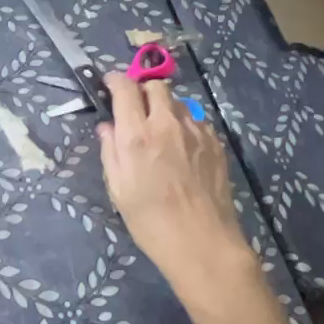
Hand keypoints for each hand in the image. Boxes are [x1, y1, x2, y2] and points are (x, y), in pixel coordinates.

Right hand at [97, 74, 256, 300]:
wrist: (202, 243)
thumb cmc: (150, 221)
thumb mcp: (118, 189)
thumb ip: (110, 151)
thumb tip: (107, 127)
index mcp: (137, 135)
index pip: (125, 88)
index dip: (114, 81)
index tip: (109, 85)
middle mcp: (167, 124)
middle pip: (156, 86)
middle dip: (143, 90)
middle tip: (136, 109)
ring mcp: (195, 131)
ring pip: (178, 102)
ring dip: (165, 108)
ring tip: (160, 131)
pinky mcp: (215, 142)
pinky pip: (196, 121)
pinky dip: (184, 125)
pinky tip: (182, 147)